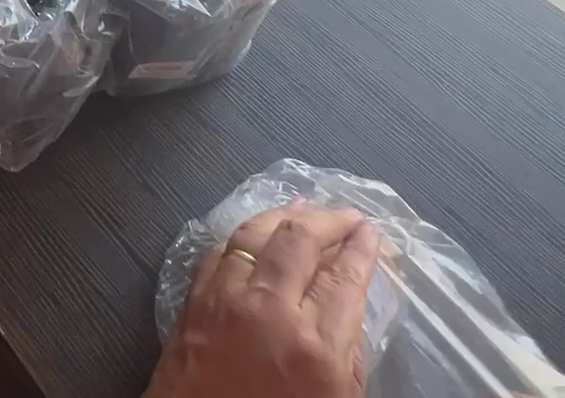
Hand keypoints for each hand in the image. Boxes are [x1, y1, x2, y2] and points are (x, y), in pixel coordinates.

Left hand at [145, 203, 380, 397]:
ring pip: (255, 234)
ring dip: (282, 214)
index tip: (371, 232)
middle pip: (299, 241)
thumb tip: (347, 308)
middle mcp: (268, 310)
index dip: (360, 250)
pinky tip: (255, 231)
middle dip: (328, 220)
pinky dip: (244, 234)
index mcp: (315, 349)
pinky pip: (222, 250)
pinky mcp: (193, 299)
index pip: (343, 280)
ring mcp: (225, 298)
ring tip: (302, 205)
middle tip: (347, 213)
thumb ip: (349, 359)